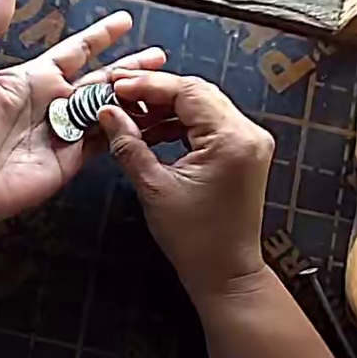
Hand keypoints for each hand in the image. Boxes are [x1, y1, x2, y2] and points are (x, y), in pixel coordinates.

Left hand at [0, 0, 164, 237]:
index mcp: (33, 79)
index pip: (74, 52)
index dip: (99, 36)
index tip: (123, 21)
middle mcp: (53, 103)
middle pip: (100, 79)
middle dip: (130, 67)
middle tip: (159, 56)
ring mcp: (65, 132)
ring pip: (108, 108)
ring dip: (133, 95)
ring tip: (163, 84)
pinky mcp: (71, 159)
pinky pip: (104, 139)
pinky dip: (125, 128)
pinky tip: (146, 117)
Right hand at [98, 70, 275, 300]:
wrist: (224, 271)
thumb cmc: (193, 238)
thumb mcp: (153, 188)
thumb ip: (129, 145)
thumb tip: (108, 114)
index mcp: (231, 138)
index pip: (188, 91)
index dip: (149, 85)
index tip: (117, 86)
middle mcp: (247, 133)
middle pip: (197, 94)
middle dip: (156, 93)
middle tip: (119, 96)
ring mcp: (248, 142)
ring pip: (201, 107)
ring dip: (166, 109)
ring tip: (130, 117)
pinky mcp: (242, 153)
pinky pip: (207, 126)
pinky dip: (179, 126)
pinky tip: (151, 133)